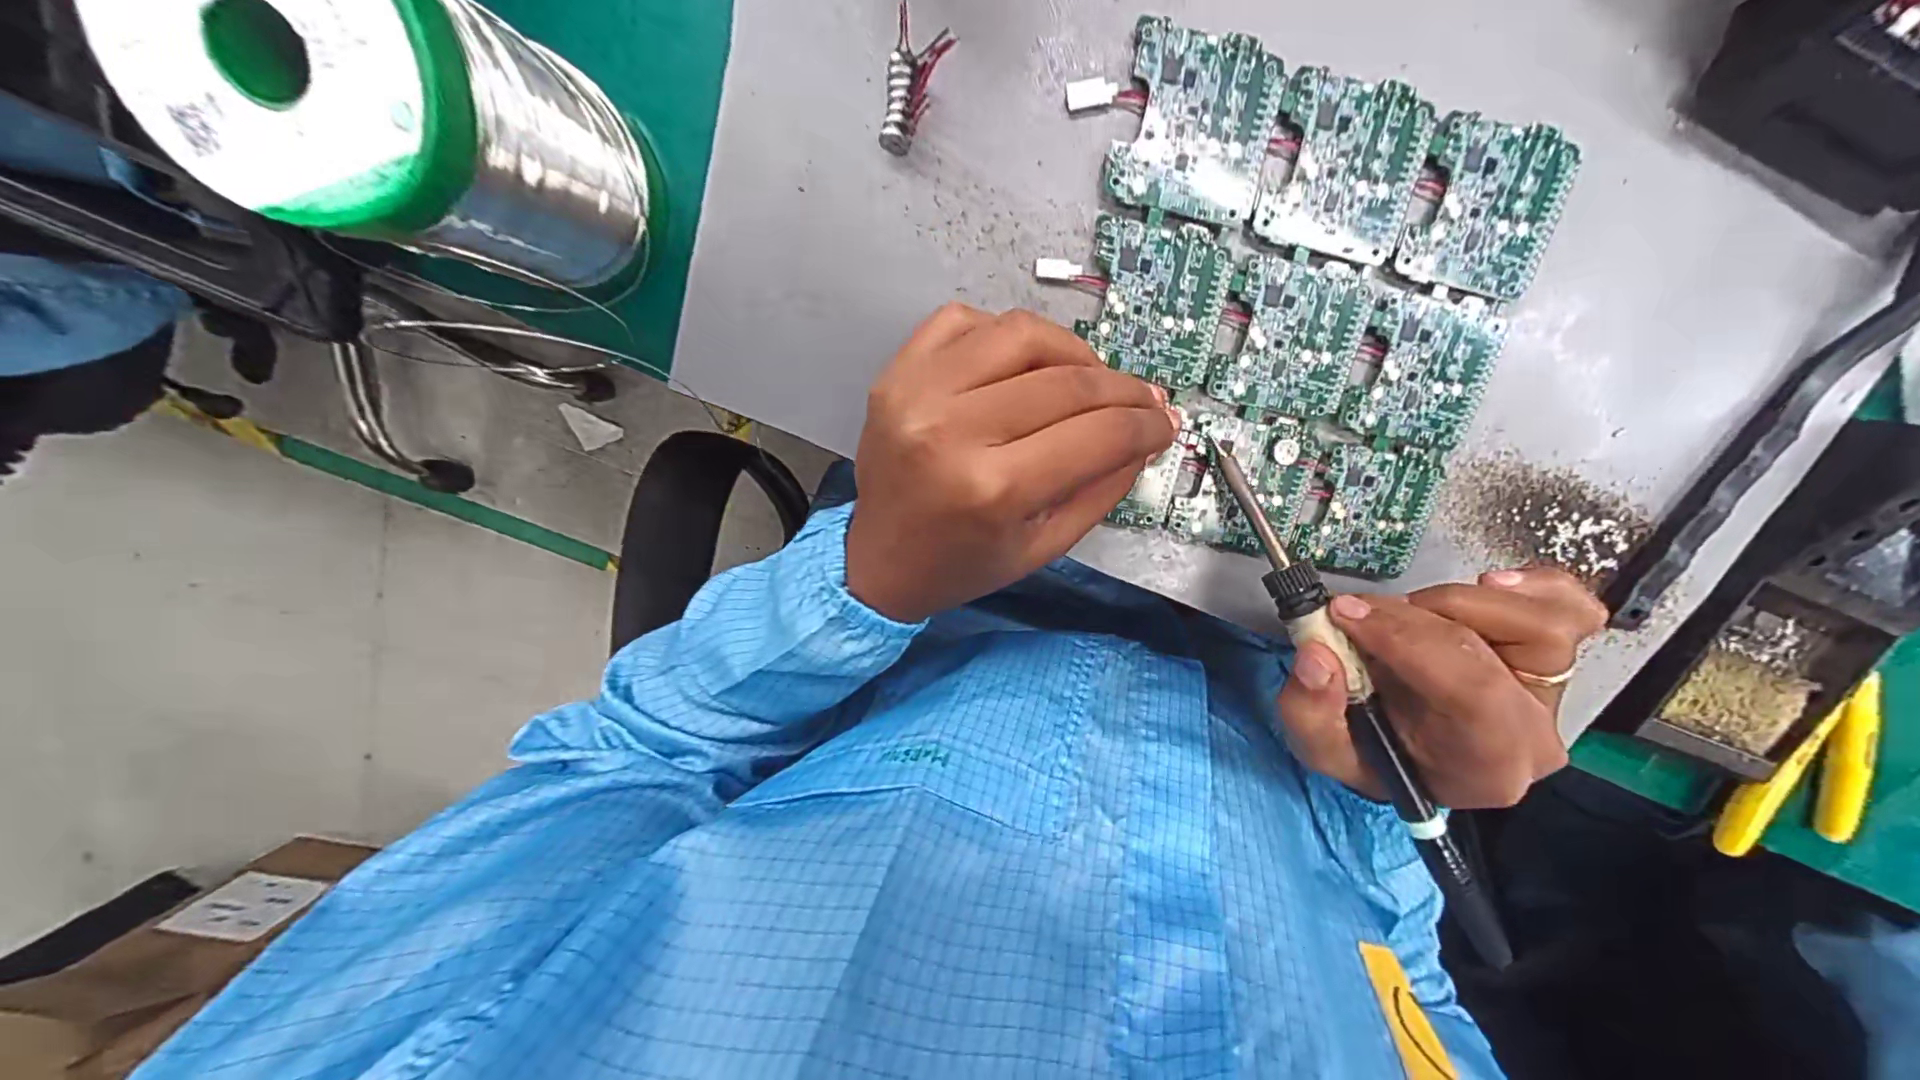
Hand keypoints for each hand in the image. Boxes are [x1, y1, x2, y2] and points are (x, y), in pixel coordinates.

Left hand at [846, 304, 1180, 621]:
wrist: (880, 562)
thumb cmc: (963, 564)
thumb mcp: (1045, 544)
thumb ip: (1103, 487)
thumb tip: (1147, 433)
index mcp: (992, 490)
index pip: (1098, 433)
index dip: (1146, 424)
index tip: (1164, 423)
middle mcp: (951, 431)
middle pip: (1066, 382)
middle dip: (1122, 389)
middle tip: (1142, 401)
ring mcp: (916, 393)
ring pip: (1021, 333)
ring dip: (1071, 351)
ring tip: (1086, 380)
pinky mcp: (895, 374)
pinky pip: (964, 320)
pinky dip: (1005, 335)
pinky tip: (1021, 366)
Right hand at [1274, 567, 1607, 808]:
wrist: (1411, 752)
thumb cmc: (1373, 754)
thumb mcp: (1323, 749)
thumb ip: (1309, 710)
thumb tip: (1317, 653)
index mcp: (1486, 763)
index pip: (1471, 690)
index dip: (1405, 640)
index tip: (1343, 614)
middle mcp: (1534, 729)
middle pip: (1500, 647)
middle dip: (1412, 615)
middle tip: (1355, 611)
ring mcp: (1553, 690)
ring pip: (1541, 620)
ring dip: (1456, 601)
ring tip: (1406, 613)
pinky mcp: (1556, 655)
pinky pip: (1570, 606)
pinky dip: (1528, 586)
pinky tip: (1487, 585)